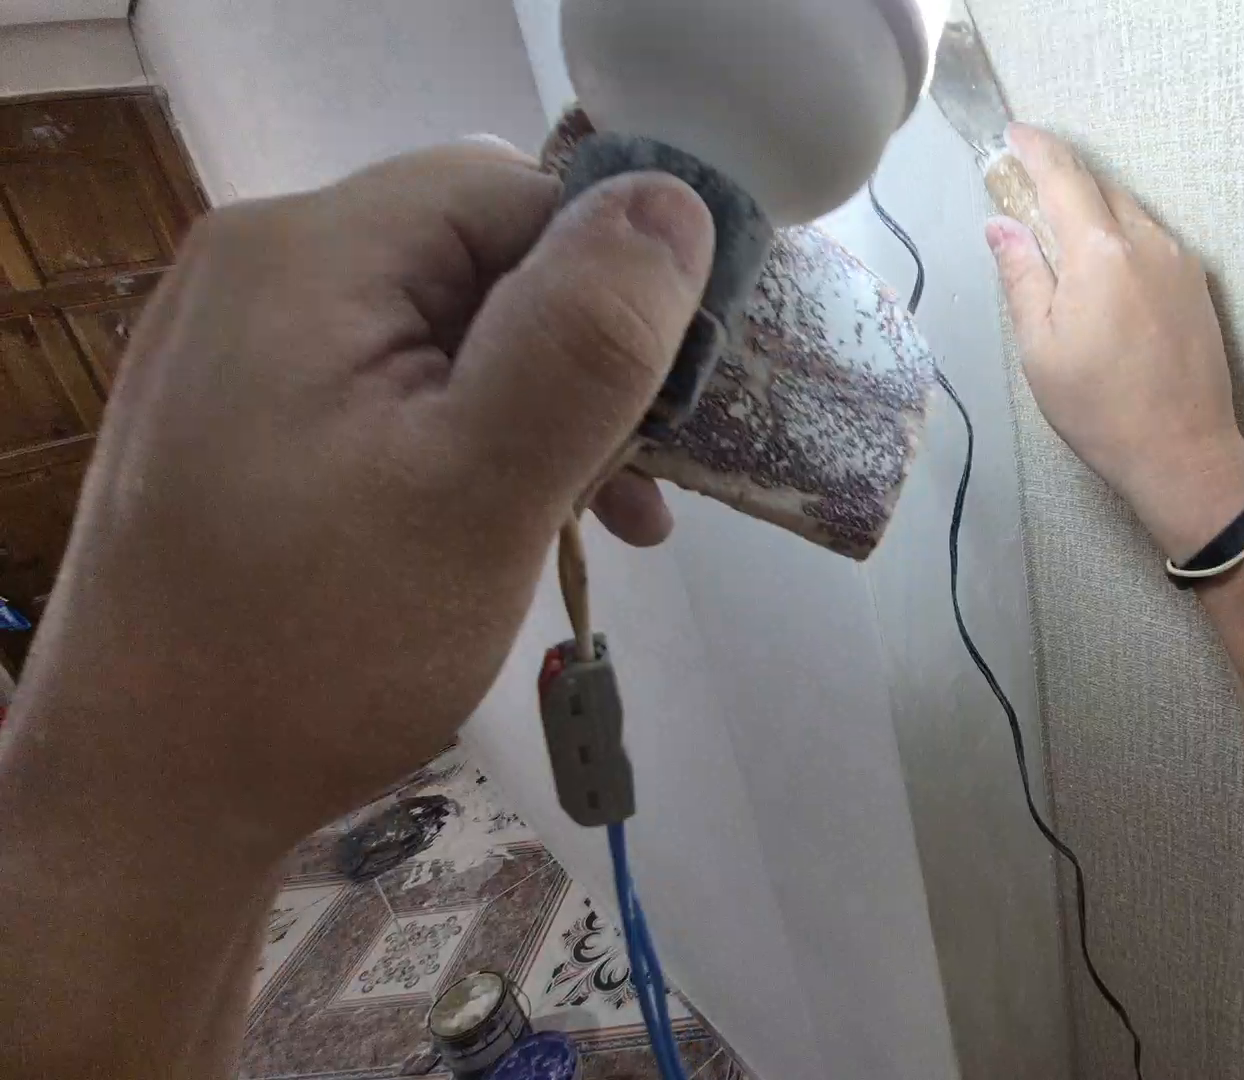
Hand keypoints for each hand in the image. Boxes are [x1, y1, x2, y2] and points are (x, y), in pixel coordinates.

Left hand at [7, 141, 713, 849]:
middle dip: (604, 362)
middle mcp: (293, 277)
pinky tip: (574, 518)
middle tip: (652, 465)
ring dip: (580, 414)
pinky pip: (459, 394)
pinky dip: (532, 446)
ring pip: (497, 336)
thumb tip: (680, 203)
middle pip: (510, 264)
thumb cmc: (329, 643)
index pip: (521, 196)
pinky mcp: (314, 420)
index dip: (619, 277)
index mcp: (318, 259)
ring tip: (625, 508)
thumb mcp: (481, 488)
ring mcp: (298, 352)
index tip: (675, 386)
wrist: (173, 793)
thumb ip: (582, 343)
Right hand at [988, 124, 1243, 557]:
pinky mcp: (1198, 286)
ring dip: (1093, 212)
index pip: (1063, 176)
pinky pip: (1152, 241)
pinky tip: (1105, 274)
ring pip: (1129, 213)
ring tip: (1063, 242)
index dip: (1034, 149)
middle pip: (1099, 187)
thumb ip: (1021, 277)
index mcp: (1100, 254)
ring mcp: (1181, 261)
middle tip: (1026, 199)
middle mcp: (1147, 242)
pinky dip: (1121, 238)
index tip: (1011, 137)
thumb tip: (1001, 224)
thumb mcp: (1040, 349)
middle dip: (1061, 181)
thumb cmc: (1098, 409)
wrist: (1181, 450)